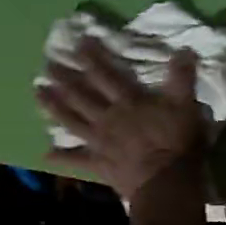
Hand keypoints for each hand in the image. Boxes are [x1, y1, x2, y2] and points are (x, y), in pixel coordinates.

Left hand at [36, 39, 204, 201]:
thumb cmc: (178, 142)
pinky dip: (61, 157)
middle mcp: (108, 117)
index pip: (106, 74)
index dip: (92, 57)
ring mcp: (100, 142)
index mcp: (128, 102)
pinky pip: (77, 159)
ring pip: (72, 121)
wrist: (166, 182)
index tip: (77, 42)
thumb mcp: (186, 106)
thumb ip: (183, 78)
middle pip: (81, 95)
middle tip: (46, 66)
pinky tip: (46, 154)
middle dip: (64, 78)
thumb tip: (184, 49)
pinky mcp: (99, 164)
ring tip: (38, 94)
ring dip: (54, 107)